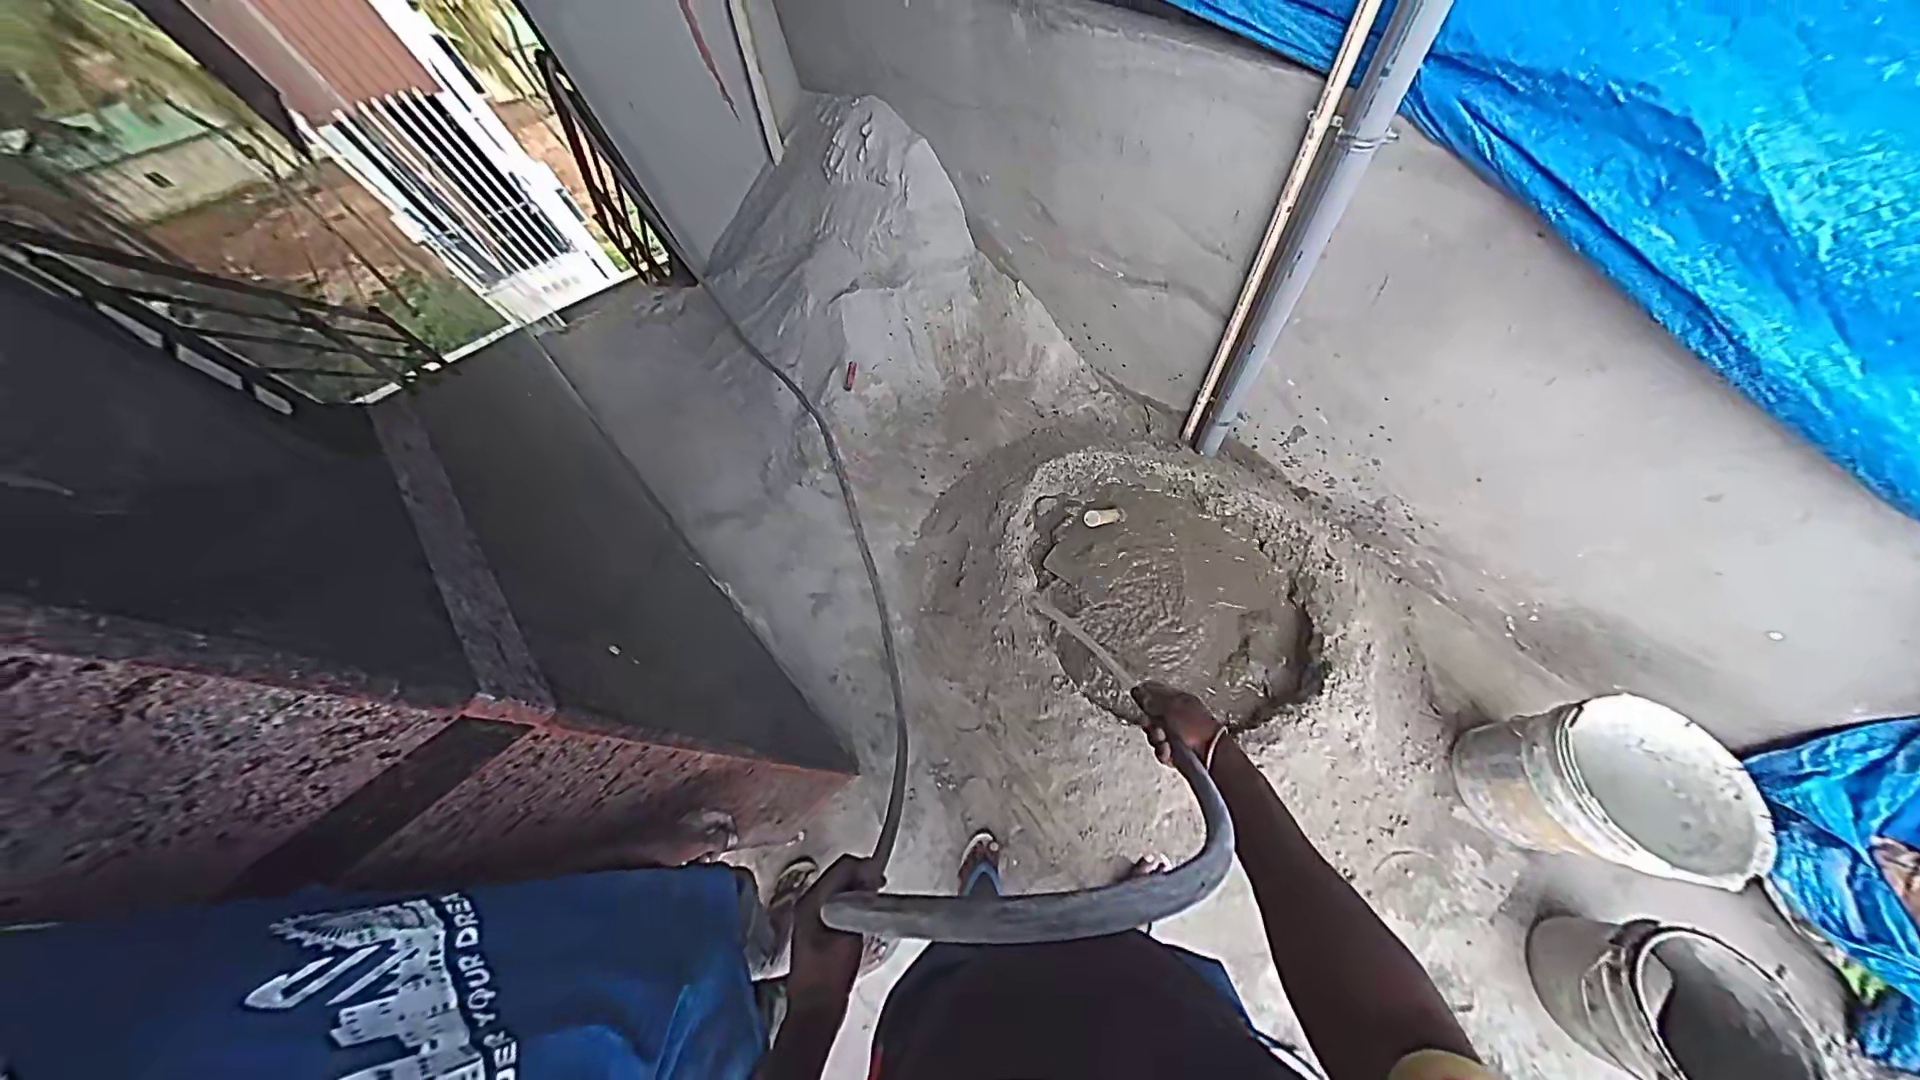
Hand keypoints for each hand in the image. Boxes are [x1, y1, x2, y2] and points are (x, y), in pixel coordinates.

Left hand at [786, 854, 883, 1015]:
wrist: (815, 1009)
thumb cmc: (831, 975)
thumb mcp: (850, 936)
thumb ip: (860, 905)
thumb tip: (871, 880)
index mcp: (812, 901)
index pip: (841, 868)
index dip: (863, 867)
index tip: (881, 877)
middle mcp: (808, 902)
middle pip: (838, 874)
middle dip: (861, 875)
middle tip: (881, 885)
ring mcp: (811, 914)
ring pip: (838, 886)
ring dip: (857, 887)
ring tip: (876, 896)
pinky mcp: (818, 926)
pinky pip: (837, 900)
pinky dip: (852, 899)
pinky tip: (865, 910)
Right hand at [1131, 680, 1224, 765]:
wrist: (1210, 755)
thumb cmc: (1195, 727)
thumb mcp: (1170, 707)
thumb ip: (1152, 699)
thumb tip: (1137, 690)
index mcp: (1180, 700)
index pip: (1156, 693)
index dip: (1145, 697)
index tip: (1140, 703)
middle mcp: (1178, 717)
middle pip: (1151, 717)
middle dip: (1149, 724)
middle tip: (1156, 727)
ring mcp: (1178, 735)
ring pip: (1154, 735)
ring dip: (1156, 739)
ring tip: (1165, 742)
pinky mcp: (1177, 752)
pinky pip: (1161, 750)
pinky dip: (1163, 752)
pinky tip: (1169, 751)